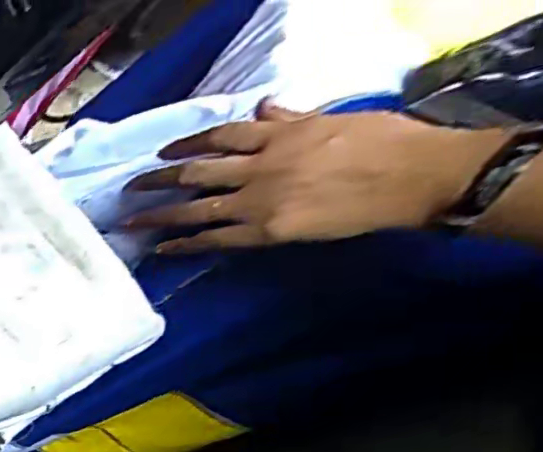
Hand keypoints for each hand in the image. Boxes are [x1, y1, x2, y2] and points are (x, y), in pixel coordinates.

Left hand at [124, 100, 503, 253]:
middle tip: (130, 187)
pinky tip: (160, 250)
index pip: (221, 136)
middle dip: (158, 179)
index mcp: (281, 135)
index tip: (163, 152)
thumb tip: (262, 109)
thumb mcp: (336, 119)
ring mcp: (259, 200)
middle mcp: (261, 166)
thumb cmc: (386, 142)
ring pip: (195, 208)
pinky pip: (213, 239)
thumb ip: (291, 119)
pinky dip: (183, 245)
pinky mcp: (264, 231)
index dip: (187, 144)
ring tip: (129, 222)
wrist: (413, 176)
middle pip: (197, 171)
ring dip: (158, 215)